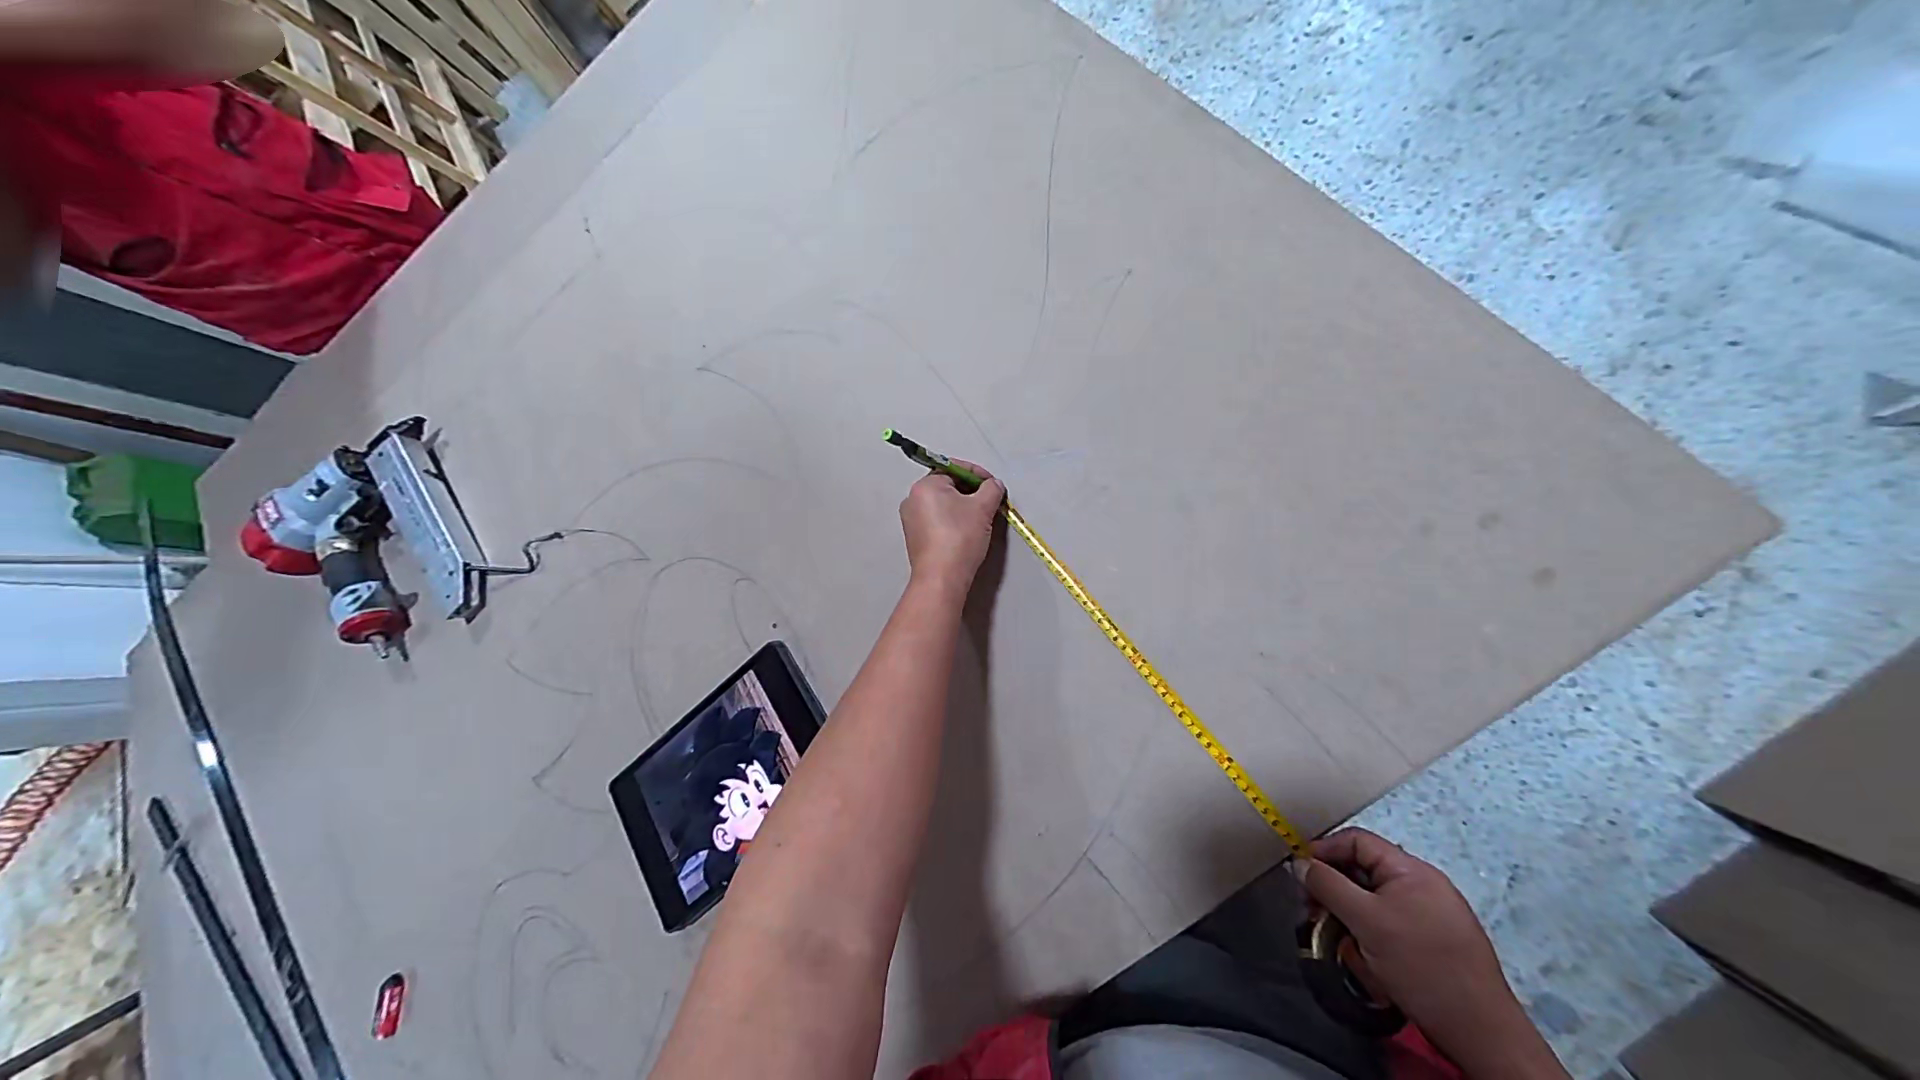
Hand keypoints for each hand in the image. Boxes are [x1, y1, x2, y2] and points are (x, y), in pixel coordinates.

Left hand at [898, 464, 1004, 591]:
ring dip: (963, 506)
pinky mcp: (915, 536)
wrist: (942, 577)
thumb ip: (992, 489)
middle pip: (947, 485)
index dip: (977, 473)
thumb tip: (994, 485)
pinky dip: (952, 519)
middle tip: (989, 501)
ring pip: (942, 503)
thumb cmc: (959, 538)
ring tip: (980, 518)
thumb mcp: (983, 508)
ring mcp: (911, 519)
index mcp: (924, 486)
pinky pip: (937, 519)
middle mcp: (912, 499)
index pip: (954, 467)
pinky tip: (966, 531)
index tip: (993, 485)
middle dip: (970, 490)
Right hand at [1298, 828, 1567, 1079]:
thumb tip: (1299, 863)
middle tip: (1312, 910)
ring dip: (1350, 915)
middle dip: (1334, 888)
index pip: (1356, 841)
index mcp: (1411, 870)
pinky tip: (1365, 956)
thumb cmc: (1421, 966)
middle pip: (1363, 870)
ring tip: (1339, 939)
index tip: (1300, 873)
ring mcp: (1431, 913)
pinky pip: (1390, 922)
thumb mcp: (1365, 921)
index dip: (1323, 851)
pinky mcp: (1434, 940)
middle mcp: (1423, 884)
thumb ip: (1327, 885)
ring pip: (1373, 899)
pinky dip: (1370, 932)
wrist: (1480, 1032)